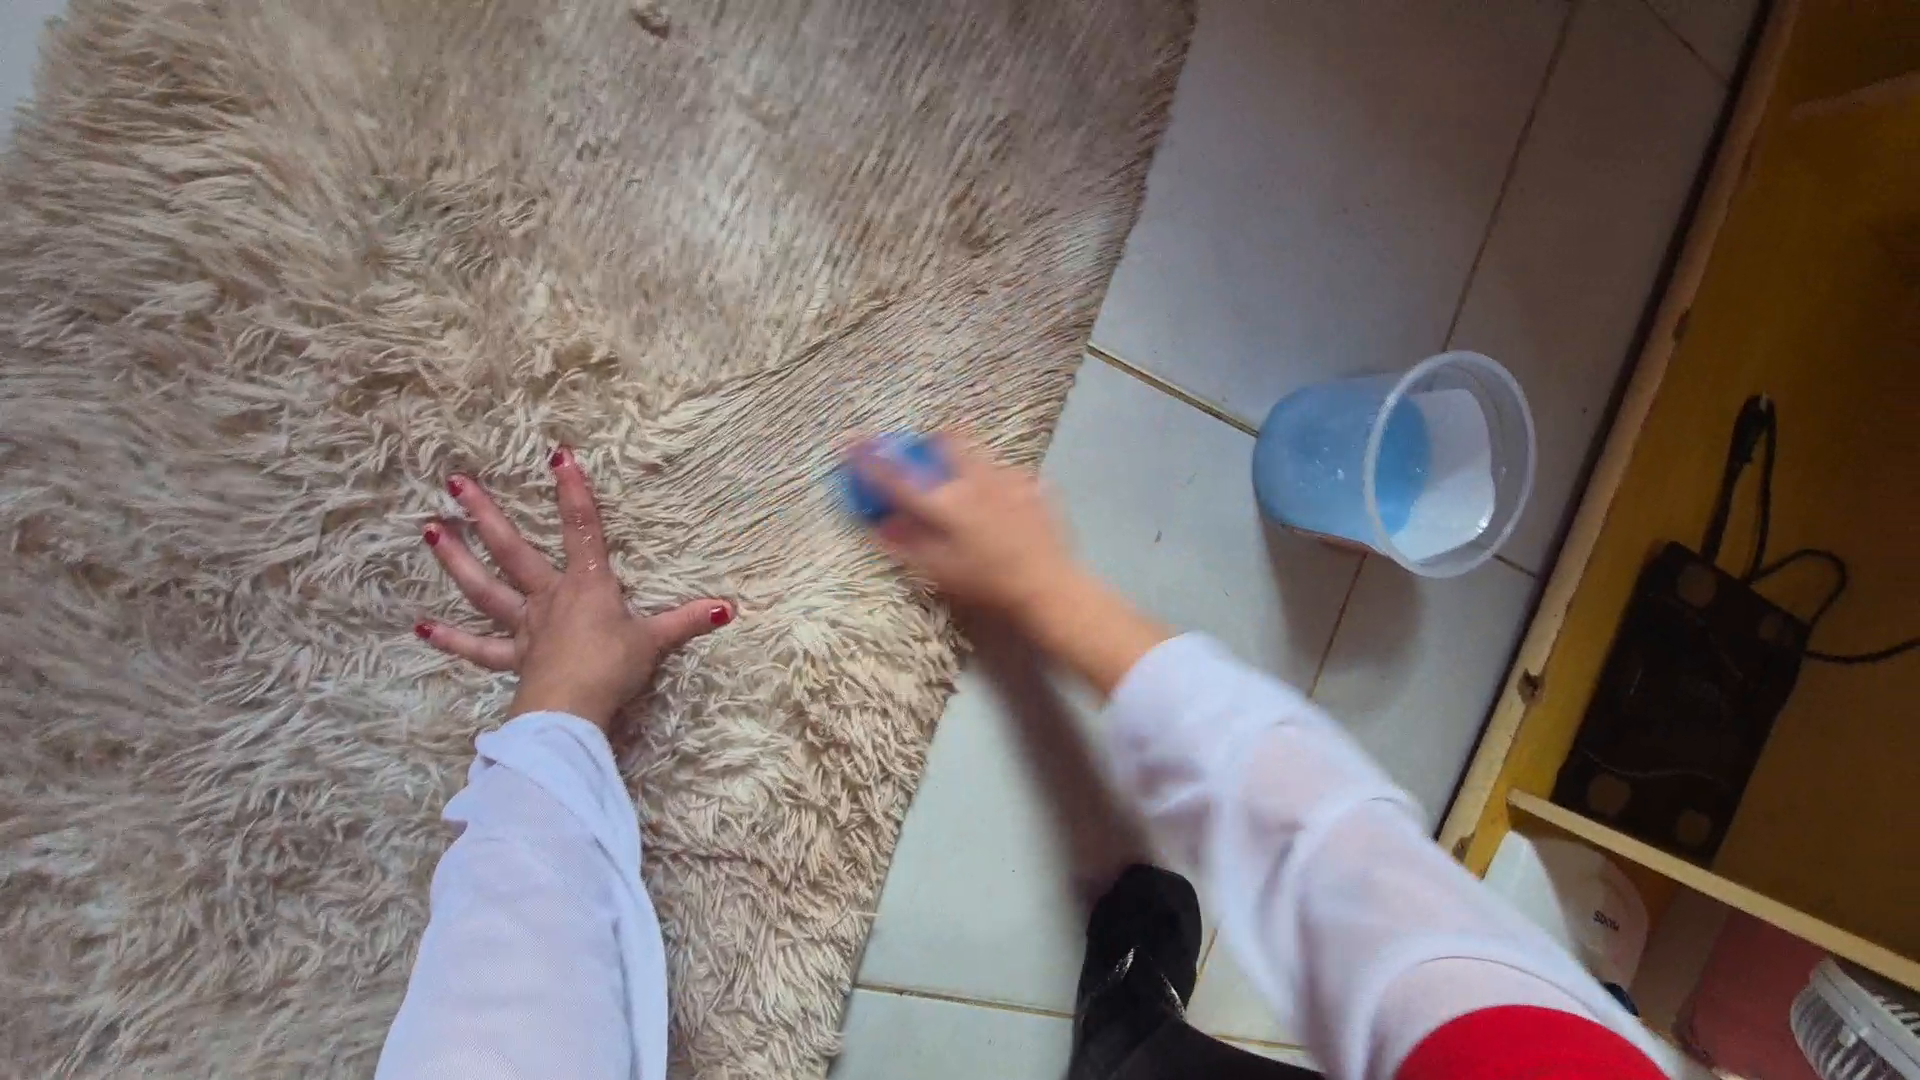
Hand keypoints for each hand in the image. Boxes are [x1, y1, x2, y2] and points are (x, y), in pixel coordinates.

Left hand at [415, 446, 733, 730]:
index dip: (573, 492)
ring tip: (429, 531)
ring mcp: (525, 627)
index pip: (582, 528)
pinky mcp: (513, 658)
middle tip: (455, 484)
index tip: (558, 456)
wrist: (572, 711)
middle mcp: (549, 597)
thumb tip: (730, 607)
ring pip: (484, 589)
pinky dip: (452, 638)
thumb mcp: (657, 640)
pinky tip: (421, 626)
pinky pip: (479, 647)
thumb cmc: (613, 667)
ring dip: (455, 561)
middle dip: (486, 515)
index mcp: (587, 585)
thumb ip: (688, 620)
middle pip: (512, 550)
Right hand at [850, 433, 1079, 622]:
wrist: (1049, 587)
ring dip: (966, 460)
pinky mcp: (1035, 485)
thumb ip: (905, 543)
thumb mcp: (939, 571)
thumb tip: (878, 524)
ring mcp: (1009, 478)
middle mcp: (974, 481)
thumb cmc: (988, 585)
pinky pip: (1008, 473)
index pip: (897, 475)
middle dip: (932, 441)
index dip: (870, 459)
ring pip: (979, 450)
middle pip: (947, 438)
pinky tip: (1002, 507)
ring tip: (968, 487)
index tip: (852, 444)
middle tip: (926, 457)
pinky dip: (997, 482)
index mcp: (945, 503)